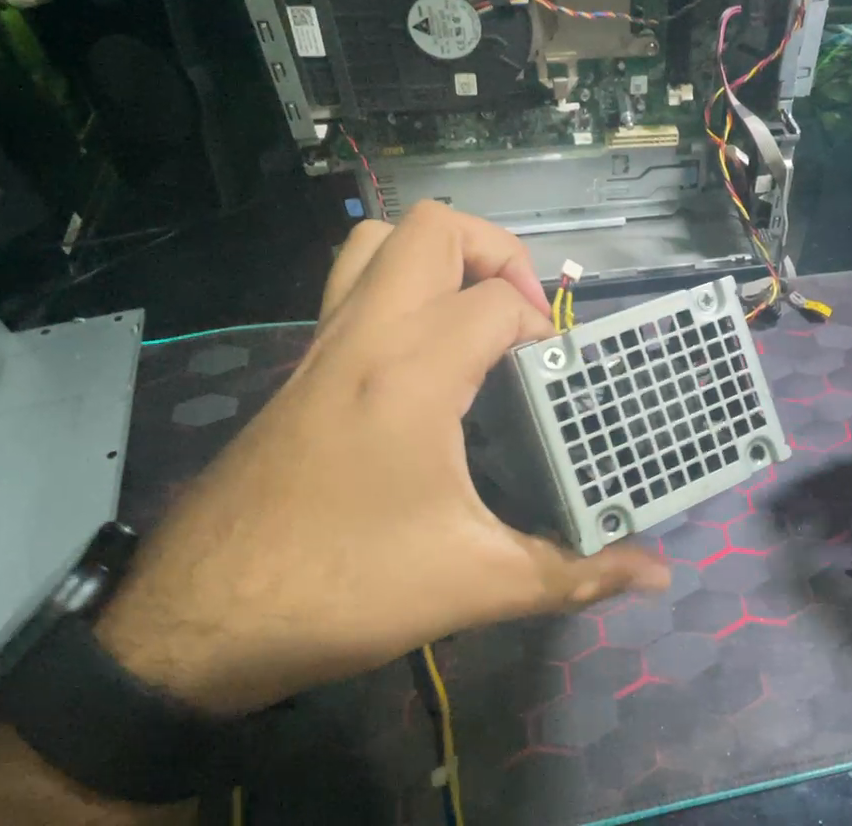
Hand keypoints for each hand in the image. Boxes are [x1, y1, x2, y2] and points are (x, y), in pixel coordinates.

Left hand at [94, 202, 668, 715]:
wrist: (195, 624)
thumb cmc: (341, 588)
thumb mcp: (473, 584)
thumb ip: (574, 572)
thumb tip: (657, 575)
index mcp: (413, 368)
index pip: (499, 300)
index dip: (543, 328)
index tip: (558, 382)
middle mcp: (364, 334)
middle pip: (434, 228)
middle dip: (496, 253)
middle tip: (522, 320)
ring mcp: (322, 347)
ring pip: (377, 244)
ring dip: (438, 259)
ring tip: (475, 319)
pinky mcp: (299, 372)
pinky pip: (351, 289)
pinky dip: (399, 291)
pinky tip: (424, 365)